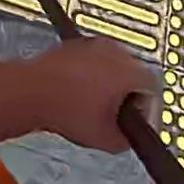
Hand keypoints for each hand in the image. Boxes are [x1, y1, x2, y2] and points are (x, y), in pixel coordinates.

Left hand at [26, 38, 158, 152]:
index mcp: (128, 71)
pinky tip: (81, 94)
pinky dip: (95, 75)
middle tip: (120, 116)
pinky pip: (96, 60)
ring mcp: (95, 45)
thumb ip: (126, 138)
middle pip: (136, 74)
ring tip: (98, 106)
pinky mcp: (77, 44)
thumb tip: (127, 136)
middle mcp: (115, 52)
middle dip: (131, 96)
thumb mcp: (105, 139)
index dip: (149, 111)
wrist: (30, 91)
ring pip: (115, 65)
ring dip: (112, 84)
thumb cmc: (66, 110)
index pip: (153, 89)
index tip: (140, 124)